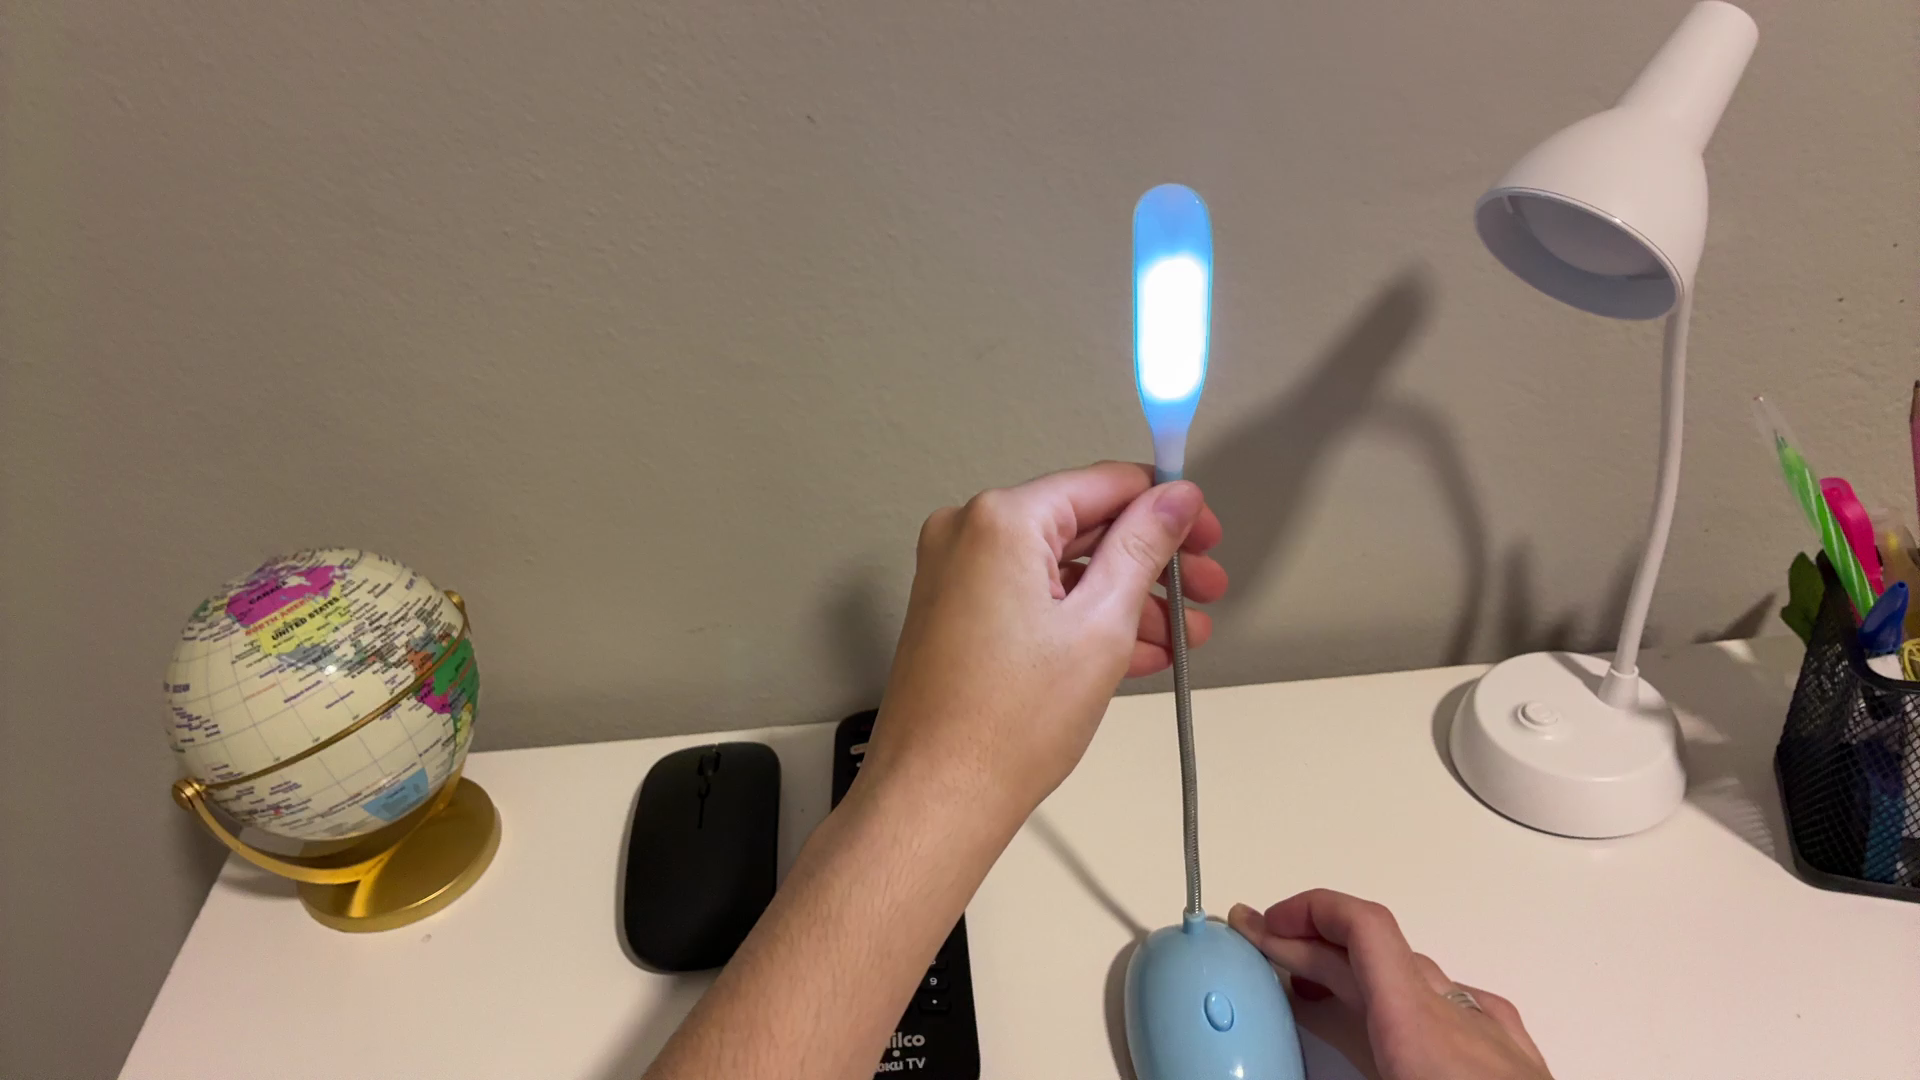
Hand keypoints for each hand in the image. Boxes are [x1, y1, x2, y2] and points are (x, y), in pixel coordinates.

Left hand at [863, 460, 1225, 815]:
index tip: (1204, 533)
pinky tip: (1136, 651)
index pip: (1103, 484)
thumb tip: (1175, 498)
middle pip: (1082, 526)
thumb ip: (1142, 547)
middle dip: (1150, 562)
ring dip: (1123, 599)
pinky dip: (1080, 618)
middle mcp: (968, 532)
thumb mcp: (1101, 624)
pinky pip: (1032, 596)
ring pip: (1060, 568)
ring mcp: (956, 572)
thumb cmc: (1009, 723)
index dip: (1164, 506)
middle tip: (1202, 589)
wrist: (938, 796)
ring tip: (1181, 637)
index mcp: (1001, 519)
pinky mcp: (956, 610)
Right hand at [1229, 891, 1552, 1079]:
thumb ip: (1324, 1073)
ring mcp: (1497, 1041)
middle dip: (1308, 945)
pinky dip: (1409, 998)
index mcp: (1418, 1030)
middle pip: (1374, 951)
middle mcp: (1458, 1019)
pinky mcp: (1523, 1067)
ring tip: (1318, 995)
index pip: (1363, 926)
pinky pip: (1459, 1006)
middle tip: (1262, 954)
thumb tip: (1270, 1071)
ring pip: (1415, 975)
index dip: (1307, 910)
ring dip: (1356, 972)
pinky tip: (1398, 1025)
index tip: (1263, 928)